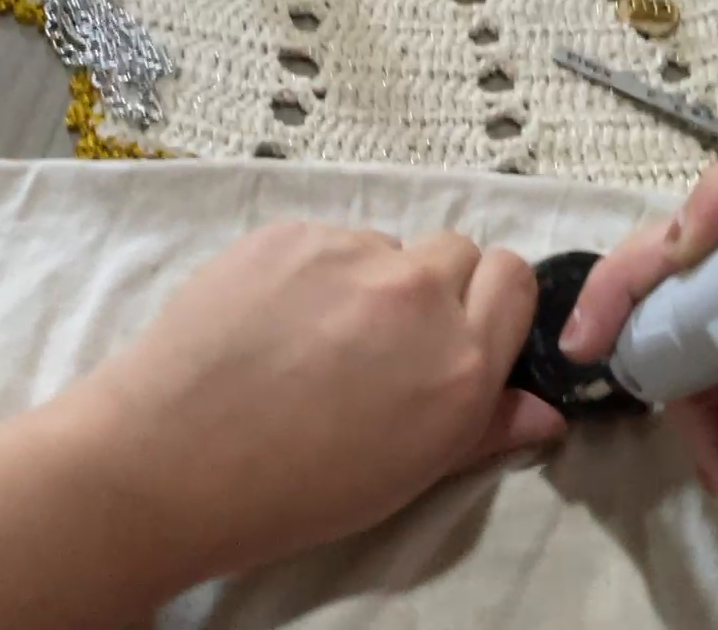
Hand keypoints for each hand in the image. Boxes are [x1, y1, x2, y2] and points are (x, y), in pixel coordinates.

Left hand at [79, 224, 564, 573]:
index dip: (491, 299)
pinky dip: (313, 267)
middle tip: (385, 331)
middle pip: (456, 249)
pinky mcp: (290, 231)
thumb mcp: (408, 473)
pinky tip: (273, 312)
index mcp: (460, 358)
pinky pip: (325, 239)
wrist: (171, 457)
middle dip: (435, 284)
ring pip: (384, 244)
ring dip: (369, 276)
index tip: (461, 324)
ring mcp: (348, 252)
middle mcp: (415, 292)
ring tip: (314, 329)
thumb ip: (485, 428)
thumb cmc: (296, 487)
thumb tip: (545, 410)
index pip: (514, 277)